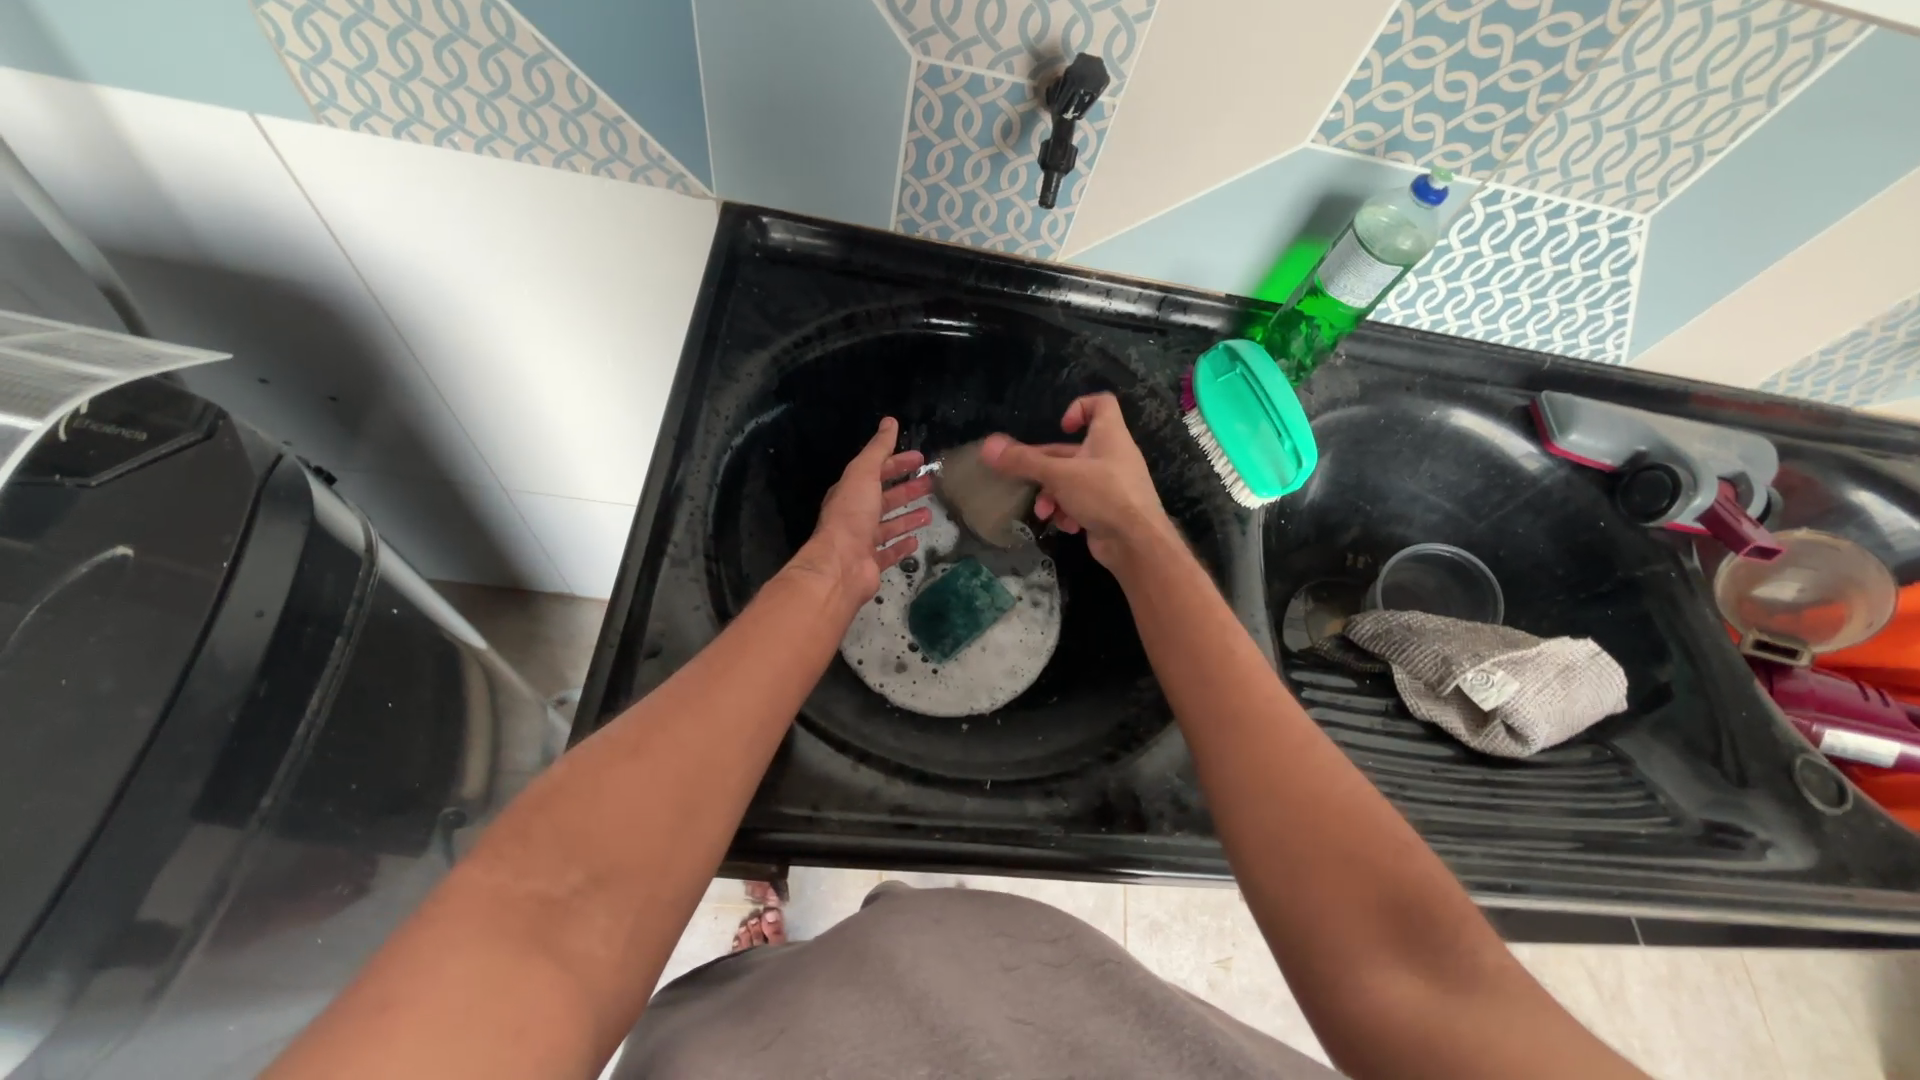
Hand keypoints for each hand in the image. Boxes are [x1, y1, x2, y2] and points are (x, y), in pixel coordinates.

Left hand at [786, 417, 932, 607]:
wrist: (841, 565)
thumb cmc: (852, 515)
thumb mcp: (864, 474)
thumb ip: (877, 449)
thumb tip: (890, 422)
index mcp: (851, 491)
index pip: (876, 471)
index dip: (898, 463)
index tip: (920, 458)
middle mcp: (855, 514)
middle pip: (885, 498)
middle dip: (907, 490)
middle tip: (931, 483)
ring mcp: (863, 540)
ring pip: (889, 525)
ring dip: (908, 517)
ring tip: (930, 512)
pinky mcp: (872, 563)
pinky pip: (890, 552)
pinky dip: (902, 545)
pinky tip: (916, 540)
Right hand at [980, 393, 1175, 570]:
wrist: (1136, 543)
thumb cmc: (1103, 495)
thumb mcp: (1059, 475)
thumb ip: (1023, 462)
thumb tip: (987, 446)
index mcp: (1109, 435)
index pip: (1101, 403)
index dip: (1079, 407)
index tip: (1061, 426)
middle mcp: (1111, 456)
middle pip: (1073, 451)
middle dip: (1047, 468)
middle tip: (1024, 478)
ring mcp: (1111, 485)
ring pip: (1072, 481)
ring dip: (1053, 496)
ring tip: (1045, 512)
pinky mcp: (1107, 510)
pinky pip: (1081, 503)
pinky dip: (1069, 512)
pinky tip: (1066, 526)